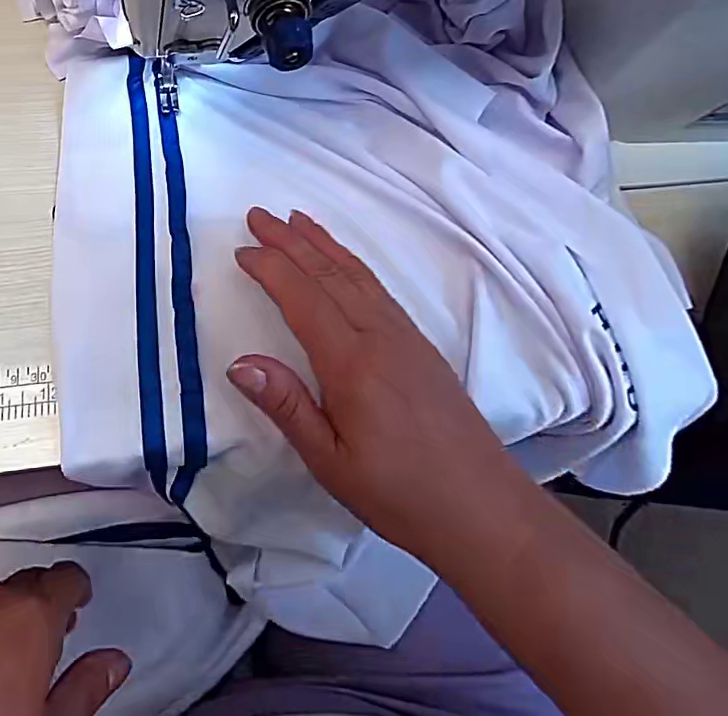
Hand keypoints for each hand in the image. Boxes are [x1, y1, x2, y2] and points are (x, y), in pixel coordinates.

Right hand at [227, 207, 535, 566]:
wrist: (488, 514)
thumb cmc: (399, 494)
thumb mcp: (330, 461)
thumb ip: (285, 405)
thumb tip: (238, 362)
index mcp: (353, 364)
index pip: (304, 299)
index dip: (271, 269)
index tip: (241, 251)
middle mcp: (381, 338)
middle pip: (329, 275)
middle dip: (291, 241)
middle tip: (258, 214)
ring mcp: (406, 338)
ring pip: (357, 276)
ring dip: (322, 244)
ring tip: (296, 220)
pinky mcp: (422, 347)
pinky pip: (377, 289)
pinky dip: (352, 264)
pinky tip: (343, 264)